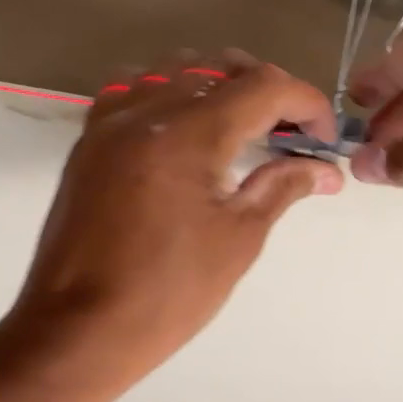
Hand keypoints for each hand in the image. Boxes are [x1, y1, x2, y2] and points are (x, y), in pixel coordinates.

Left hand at [7, 49, 343, 371]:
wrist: (75, 334)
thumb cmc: (170, 291)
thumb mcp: (241, 236)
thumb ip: (284, 185)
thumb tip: (327, 170)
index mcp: (188, 135)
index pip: (265, 86)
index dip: (307, 104)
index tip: (324, 141)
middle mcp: (146, 114)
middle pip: (223, 67)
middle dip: (270, 93)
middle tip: (292, 137)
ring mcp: (111, 125)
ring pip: (178, 70)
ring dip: (223, 87)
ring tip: (246, 129)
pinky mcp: (90, 143)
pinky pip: (136, 90)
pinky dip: (174, 96)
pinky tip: (190, 133)